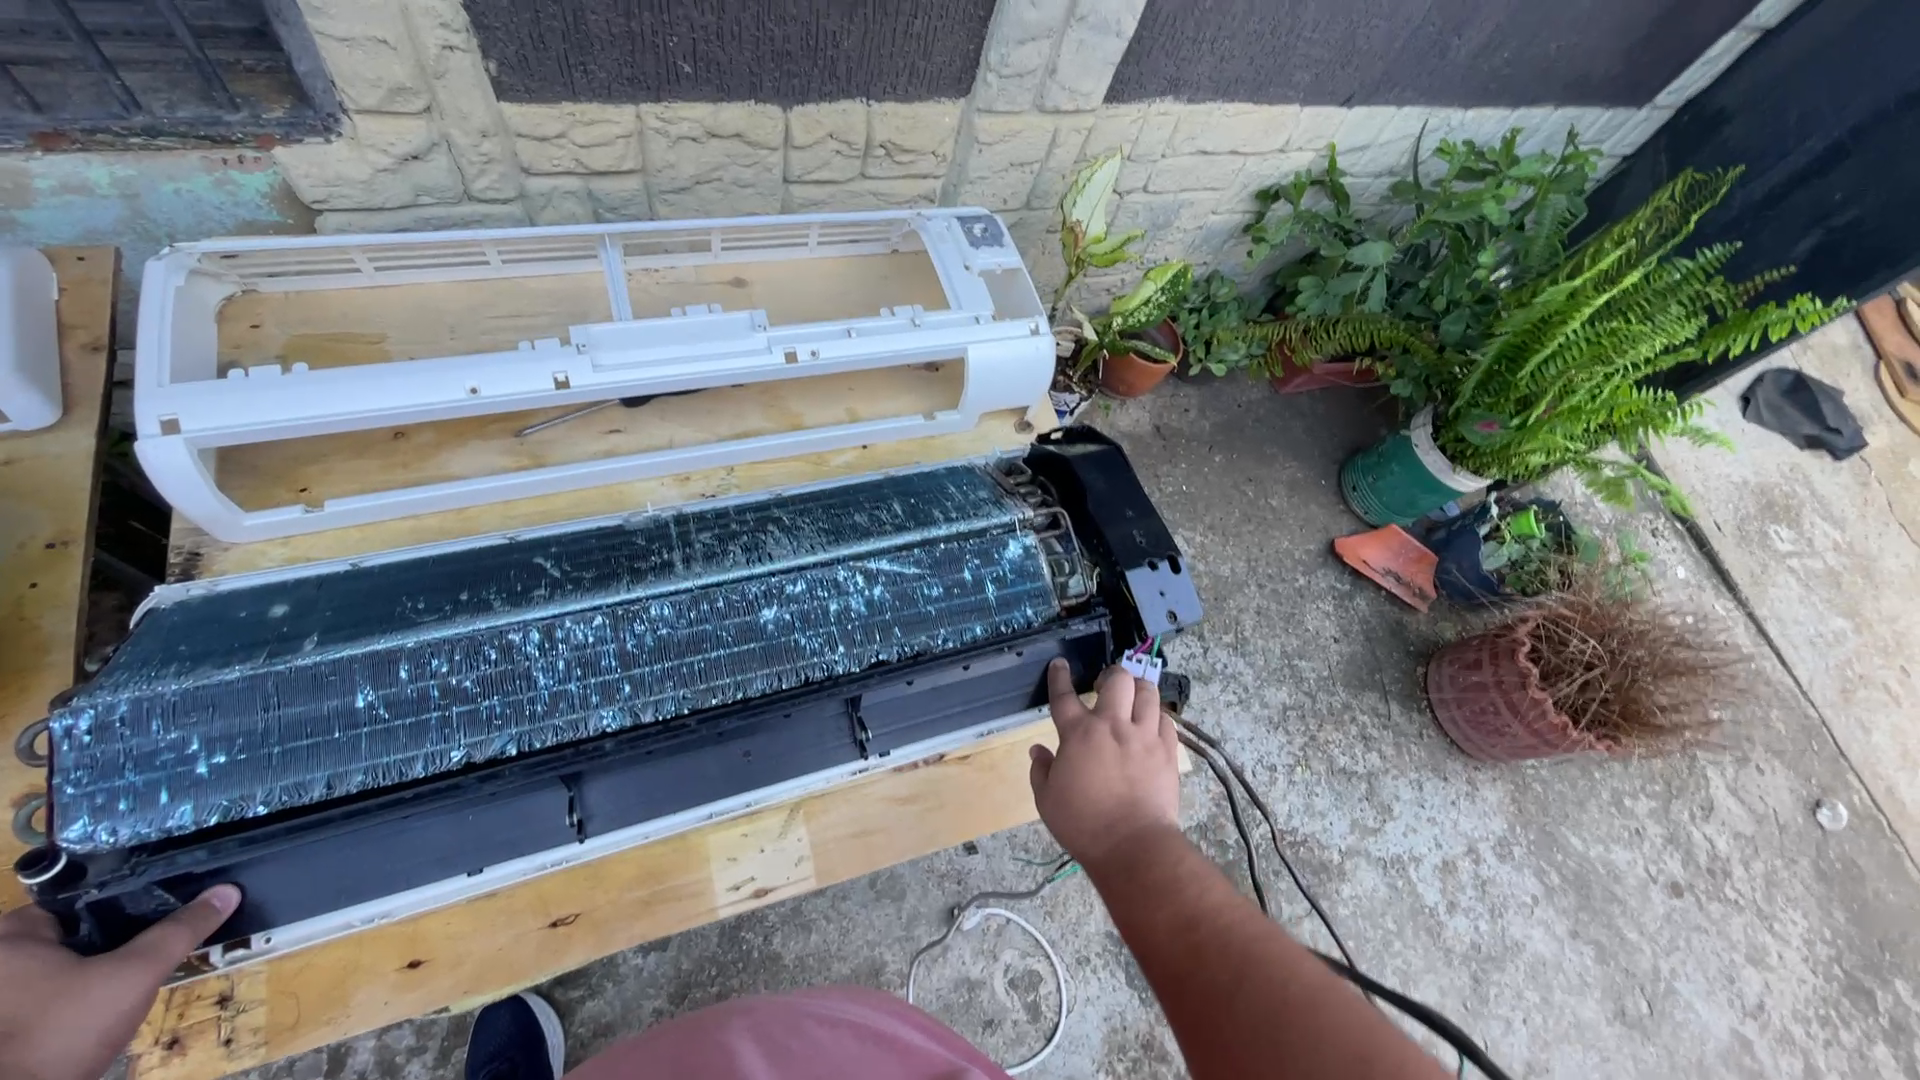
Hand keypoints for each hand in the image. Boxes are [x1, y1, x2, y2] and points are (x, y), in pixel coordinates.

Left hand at [0, 885, 239, 1079]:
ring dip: (99, 969)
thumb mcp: (135, 974)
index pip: (83, 898)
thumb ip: (180, 930)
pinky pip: (48, 995)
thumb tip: (226, 891)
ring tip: (136, 976)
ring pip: (63, 966)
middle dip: (117, 938)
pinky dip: (76, 996)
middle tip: (152, 948)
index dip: (129, 899)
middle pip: (75, 932)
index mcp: (10, 938)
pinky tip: (101, 1009)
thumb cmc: (62, 1029)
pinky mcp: (5, 1025)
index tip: (166, 908)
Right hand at [1029, 659, 1180, 868]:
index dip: (1059, 677)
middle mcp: (1113, 725)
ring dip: (1138, 689)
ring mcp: (1144, 736)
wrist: (1132, 845)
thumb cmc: (1082, 824)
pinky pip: (1166, 720)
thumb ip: (1041, 770)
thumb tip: (1038, 751)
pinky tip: (1151, 725)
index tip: (1060, 664)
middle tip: (1105, 685)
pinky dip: (1157, 716)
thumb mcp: (1047, 799)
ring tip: (1132, 698)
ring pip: (1148, 692)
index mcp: (1079, 734)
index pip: (1064, 696)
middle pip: (1117, 679)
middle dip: (1111, 675)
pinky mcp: (1167, 752)